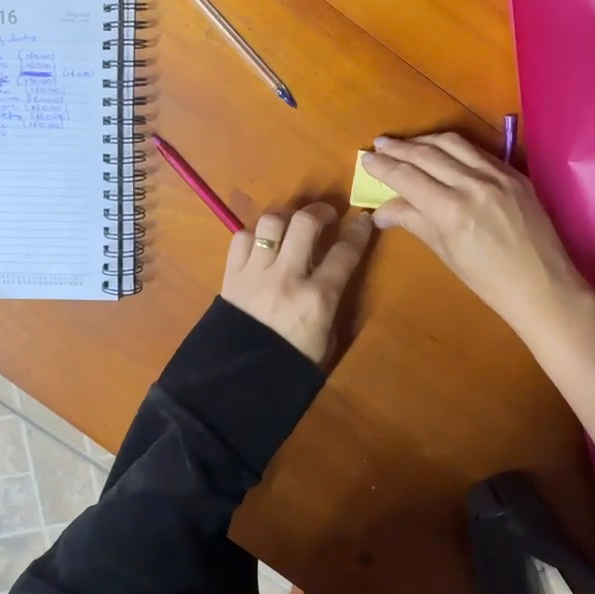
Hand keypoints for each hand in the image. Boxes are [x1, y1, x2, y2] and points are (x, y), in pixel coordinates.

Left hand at [223, 203, 373, 363]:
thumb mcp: (327, 339)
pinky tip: (261, 244)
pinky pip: (241, 238)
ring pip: (270, 222)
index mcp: (317, 299)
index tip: (363, 219)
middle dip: (320, 211)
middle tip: (326, 214)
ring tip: (290, 224)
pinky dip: (253, 235)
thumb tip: (333, 273)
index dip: (358, 231)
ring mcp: (256, 273)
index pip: (344, 253)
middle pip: (304, 223)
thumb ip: (330, 302)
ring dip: (285, 218)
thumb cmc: (291, 364)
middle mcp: (287, 278)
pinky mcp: (231, 275)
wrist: (241, 382)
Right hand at [360, 133, 593, 332]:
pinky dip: (453, 147)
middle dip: (398, 148)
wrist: (544, 287)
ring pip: (452, 143)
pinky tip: (441, 150)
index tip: (367, 159)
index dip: (383, 166)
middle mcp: (473, 185)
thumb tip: (380, 210)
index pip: (407, 177)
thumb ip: (413, 221)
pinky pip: (477, 151)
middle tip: (379, 145)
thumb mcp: (445, 252)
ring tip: (405, 143)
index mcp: (451, 210)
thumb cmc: (488, 281)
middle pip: (426, 154)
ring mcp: (497, 175)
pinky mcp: (515, 173)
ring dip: (424, 140)